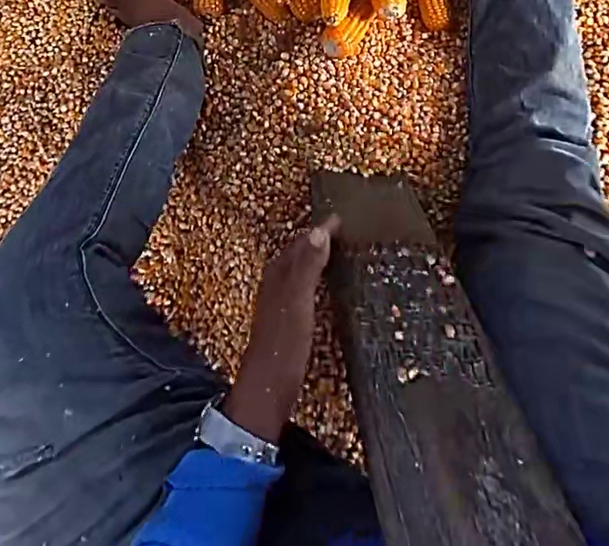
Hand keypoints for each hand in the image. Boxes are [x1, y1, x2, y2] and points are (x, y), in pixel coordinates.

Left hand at [223, 217, 339, 442]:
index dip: (320, 230)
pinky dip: (315, 279)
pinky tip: (325, 290)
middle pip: (298, 254)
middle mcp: (276, 284)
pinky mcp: (286, 322)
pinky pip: (302, 288)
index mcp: (279, 275)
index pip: (301, 243)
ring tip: (337, 253)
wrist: (267, 392)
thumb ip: (307, 267)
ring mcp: (279, 303)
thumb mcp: (298, 303)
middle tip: (341, 231)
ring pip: (298, 270)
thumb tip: (319, 230)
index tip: (340, 217)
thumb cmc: (283, 345)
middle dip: (317, 240)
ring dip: (315, 258)